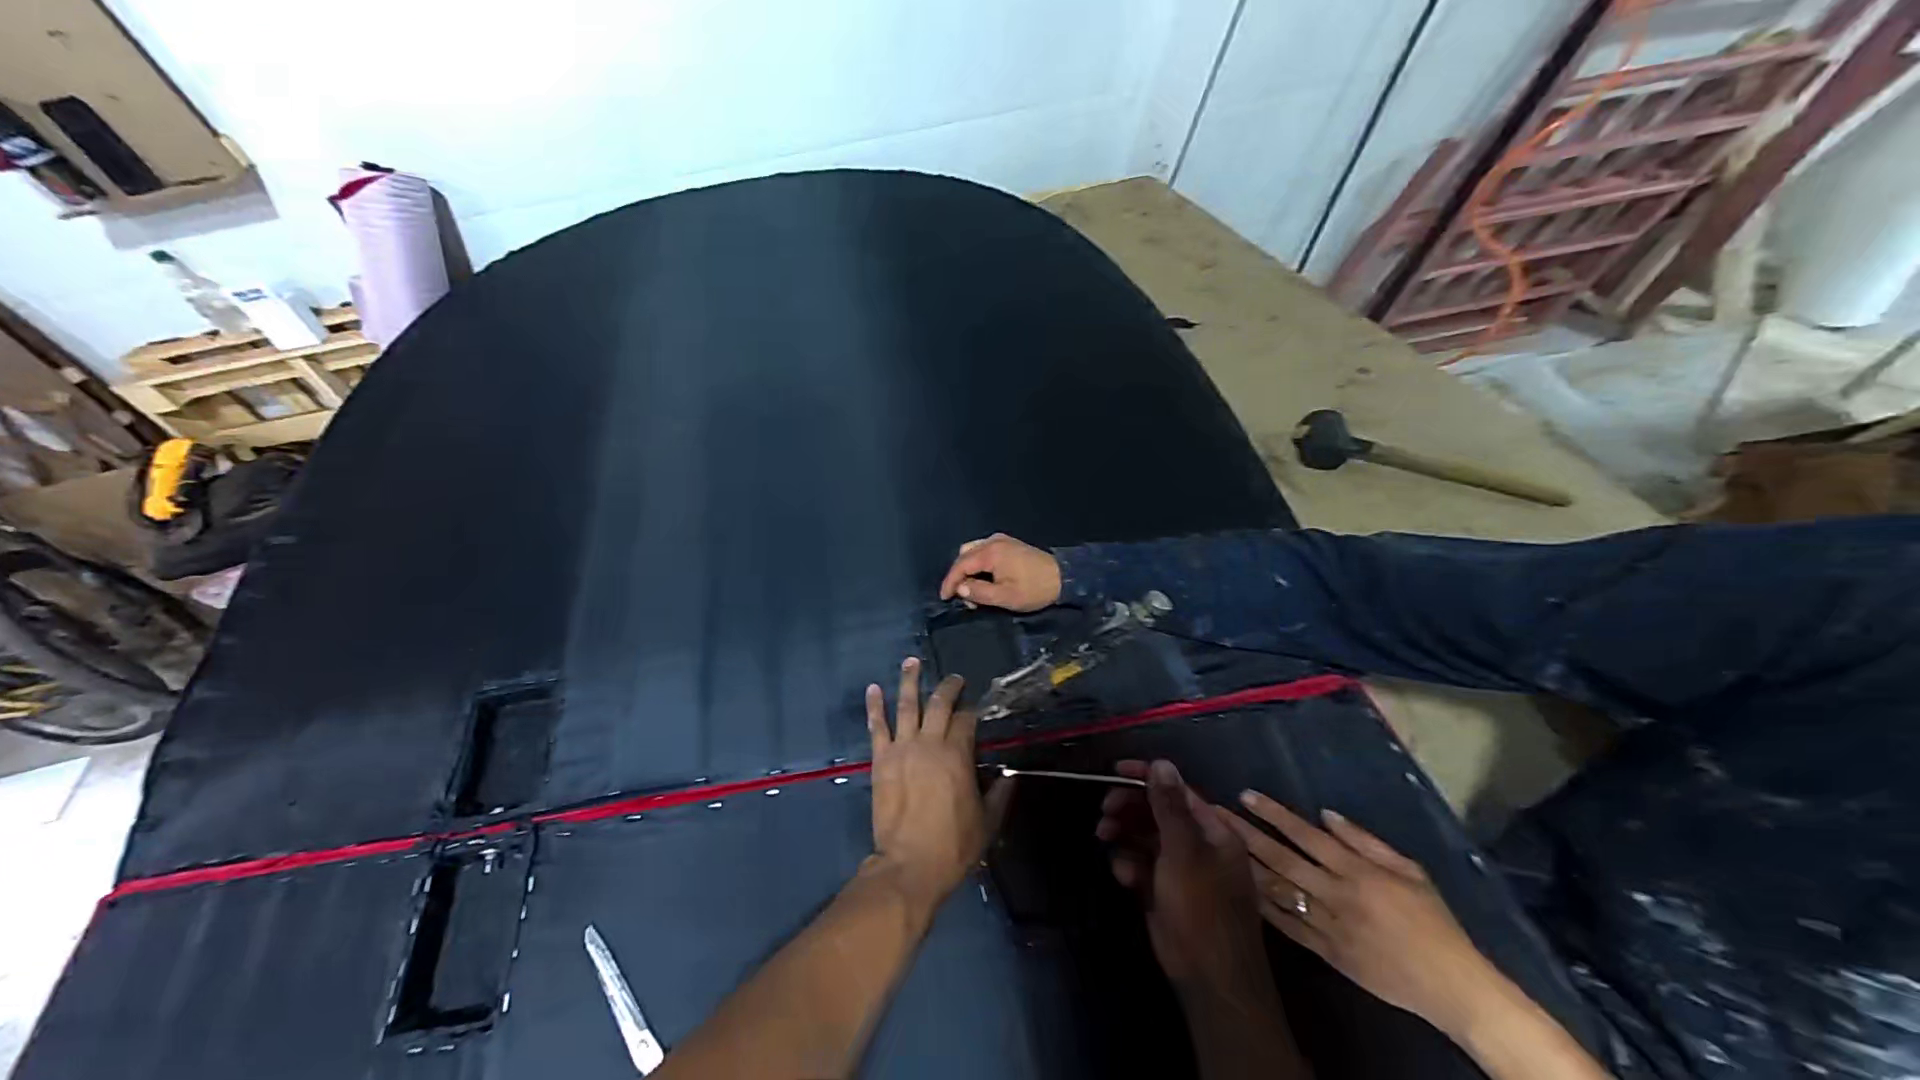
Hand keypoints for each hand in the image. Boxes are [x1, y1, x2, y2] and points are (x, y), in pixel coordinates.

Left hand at [866, 658, 1014, 909]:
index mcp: (958, 755)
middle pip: (939, 704)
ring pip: (907, 706)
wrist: (909, 864)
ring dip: (910, 681)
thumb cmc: (953, 845)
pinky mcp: (880, 760)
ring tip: (911, 661)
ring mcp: (902, 749)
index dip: (974, 711)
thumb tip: (1010, 774)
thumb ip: (1000, 793)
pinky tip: (874, 689)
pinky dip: (875, 706)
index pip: (967, 720)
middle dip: (949, 687)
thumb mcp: (988, 822)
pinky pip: (877, 727)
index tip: (977, 707)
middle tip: (955, 678)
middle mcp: (930, 743)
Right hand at [938, 533, 1060, 611]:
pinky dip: (977, 563)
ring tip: (973, 589)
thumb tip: (960, 588)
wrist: (1063, 577)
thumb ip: (979, 592)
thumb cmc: (1034, 589)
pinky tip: (983, 577)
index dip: (949, 582)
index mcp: (991, 553)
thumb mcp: (1005, 597)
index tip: (944, 598)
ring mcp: (1001, 540)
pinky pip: (983, 549)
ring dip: (967, 569)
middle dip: (958, 576)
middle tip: (963, 597)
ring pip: (972, 551)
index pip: (960, 565)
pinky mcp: (1009, 543)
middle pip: (963, 555)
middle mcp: (993, 541)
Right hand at [1095, 760, 1275, 996]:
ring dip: (1124, 834)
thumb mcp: (1184, 851)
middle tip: (1104, 809)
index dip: (1147, 777)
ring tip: (1103, 835)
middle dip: (1129, 807)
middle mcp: (1199, 845)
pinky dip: (1129, 865)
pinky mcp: (1164, 892)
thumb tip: (1161, 762)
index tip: (1114, 771)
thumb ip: (1169, 806)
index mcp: (1213, 831)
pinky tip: (1122, 875)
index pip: (1177, 790)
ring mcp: (1181, 870)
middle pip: (1158, 812)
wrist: (1209, 979)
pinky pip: (1141, 866)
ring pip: (1145, 838)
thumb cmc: (1202, 908)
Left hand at [1223, 791, 1502, 1037]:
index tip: (1244, 796)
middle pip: (1279, 858)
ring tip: (1214, 845)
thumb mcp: (1410, 870)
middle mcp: (1334, 893)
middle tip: (1213, 814)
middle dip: (1243, 834)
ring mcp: (1326, 924)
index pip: (1305, 834)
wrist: (1451, 986)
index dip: (1273, 814)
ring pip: (1275, 889)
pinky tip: (1235, 888)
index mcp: (1357, 870)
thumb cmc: (1435, 922)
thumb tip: (1325, 814)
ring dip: (1243, 865)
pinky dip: (1259, 904)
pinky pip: (1284, 924)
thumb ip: (1365, 841)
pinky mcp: (1323, 950)